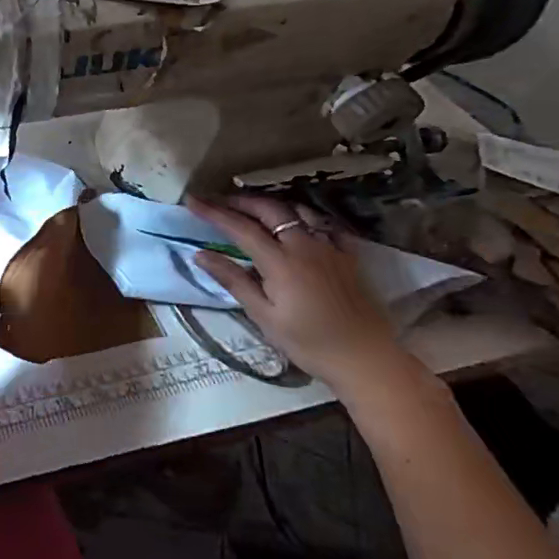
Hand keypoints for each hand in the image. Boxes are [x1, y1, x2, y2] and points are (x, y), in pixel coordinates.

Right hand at [186, 196, 418, 399]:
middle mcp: (306, 247)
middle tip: (216, 199)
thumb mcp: (262, 315)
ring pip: (298, 212)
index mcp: (281, 262)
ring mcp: (331, 249)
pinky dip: (302, 217)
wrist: (366, 358)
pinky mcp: (348, 257)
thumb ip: (233, 280)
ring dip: (270, 205)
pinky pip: (323, 225)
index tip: (192, 201)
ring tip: (250, 207)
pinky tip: (295, 224)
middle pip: (270, 211)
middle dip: (240, 201)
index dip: (214, 213)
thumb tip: (201, 254)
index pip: (240, 228)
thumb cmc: (307, 342)